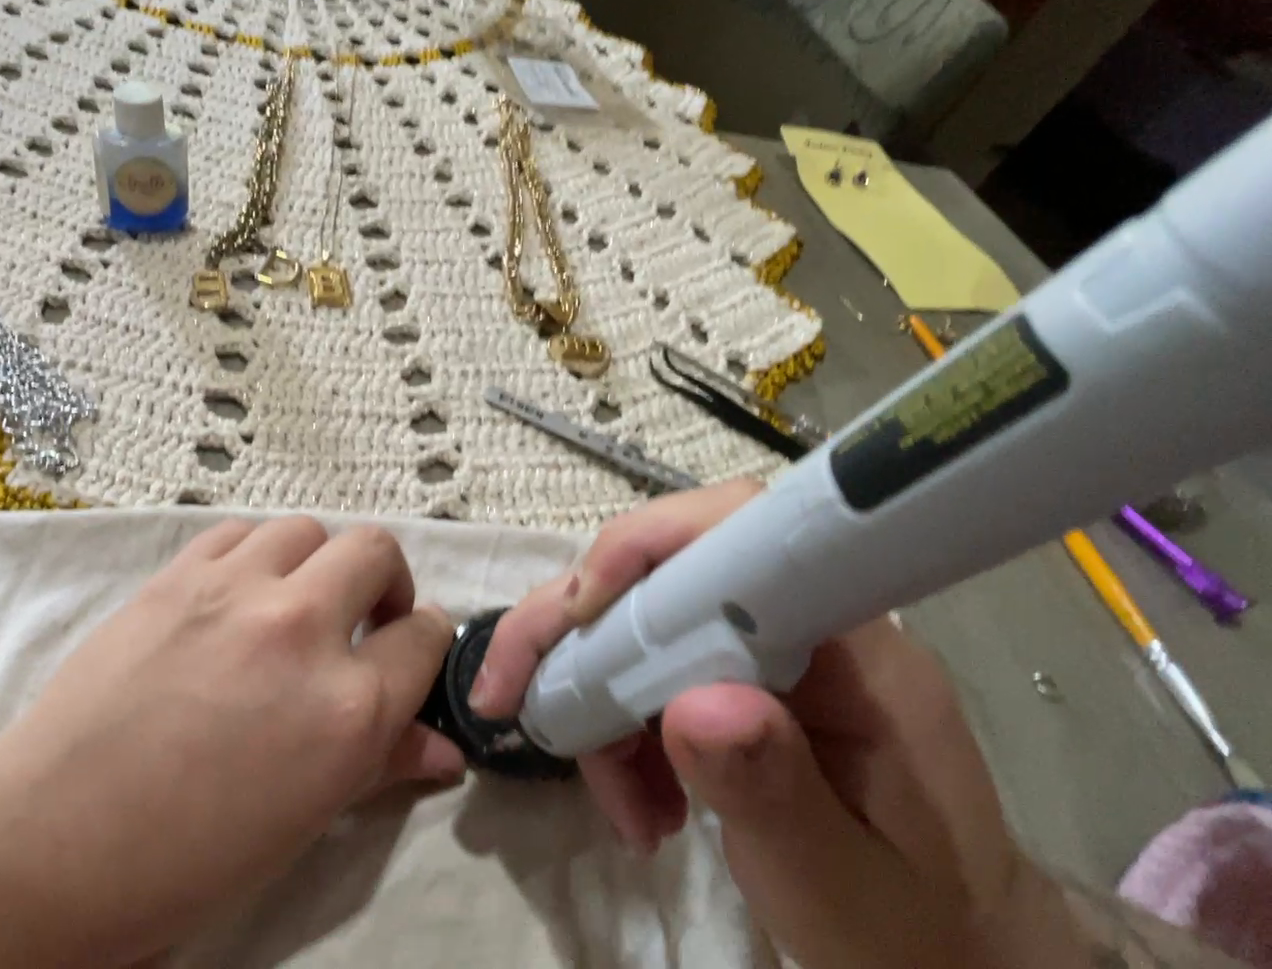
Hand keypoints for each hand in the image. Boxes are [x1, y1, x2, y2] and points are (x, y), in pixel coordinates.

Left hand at [0, 517, 462, 968]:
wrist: (57, 837)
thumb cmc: (190, 855)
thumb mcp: (306, 819)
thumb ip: (383, 765)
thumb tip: (445, 747)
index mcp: (348, 706)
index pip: (427, 636)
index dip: (426, 645)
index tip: (408, 656)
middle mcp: (300, 628)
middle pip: (376, 551)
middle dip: (385, 583)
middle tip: (362, 621)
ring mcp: (232, 590)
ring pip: (307, 528)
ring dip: (317, 561)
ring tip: (295, 603)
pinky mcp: (175, 575)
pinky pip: (238, 532)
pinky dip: (255, 554)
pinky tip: (237, 594)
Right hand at [474, 483, 1089, 968]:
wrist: (950, 948)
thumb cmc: (910, 924)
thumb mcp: (839, 880)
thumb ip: (773, 792)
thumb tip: (694, 705)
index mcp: (850, 650)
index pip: (742, 537)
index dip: (647, 547)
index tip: (576, 612)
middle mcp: (799, 627)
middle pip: (661, 576)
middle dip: (578, 634)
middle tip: (515, 696)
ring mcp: (765, 653)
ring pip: (641, 626)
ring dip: (596, 698)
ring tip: (616, 801)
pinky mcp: (737, 683)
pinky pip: (648, 673)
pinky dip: (618, 727)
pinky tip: (635, 797)